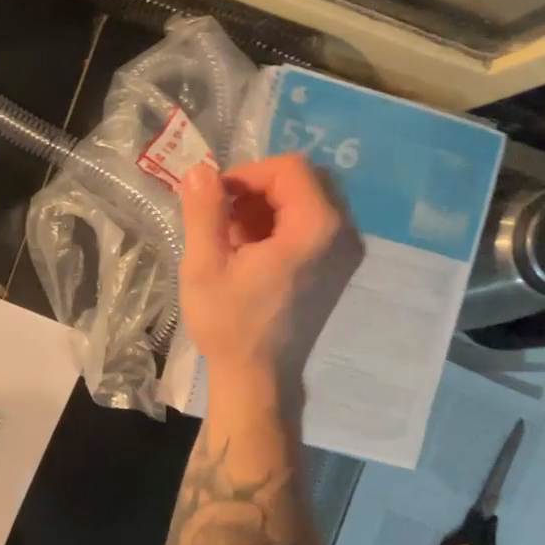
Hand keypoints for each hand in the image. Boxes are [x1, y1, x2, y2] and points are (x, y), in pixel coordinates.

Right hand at [178, 155, 360, 399]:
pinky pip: (311, 226)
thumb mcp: (204, 265)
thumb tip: (199, 170)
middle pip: (302, 181)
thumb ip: (203, 212)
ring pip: (306, 202)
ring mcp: (344, 252)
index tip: (211, 199)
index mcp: (316, 228)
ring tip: (227, 236)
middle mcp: (343, 233)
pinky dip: (277, 226)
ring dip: (264, 207)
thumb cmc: (228, 321)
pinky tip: (246, 252)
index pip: (288, 169)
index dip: (245, 174)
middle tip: (217, 216)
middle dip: (255, 189)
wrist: (258, 375)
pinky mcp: (336, 268)